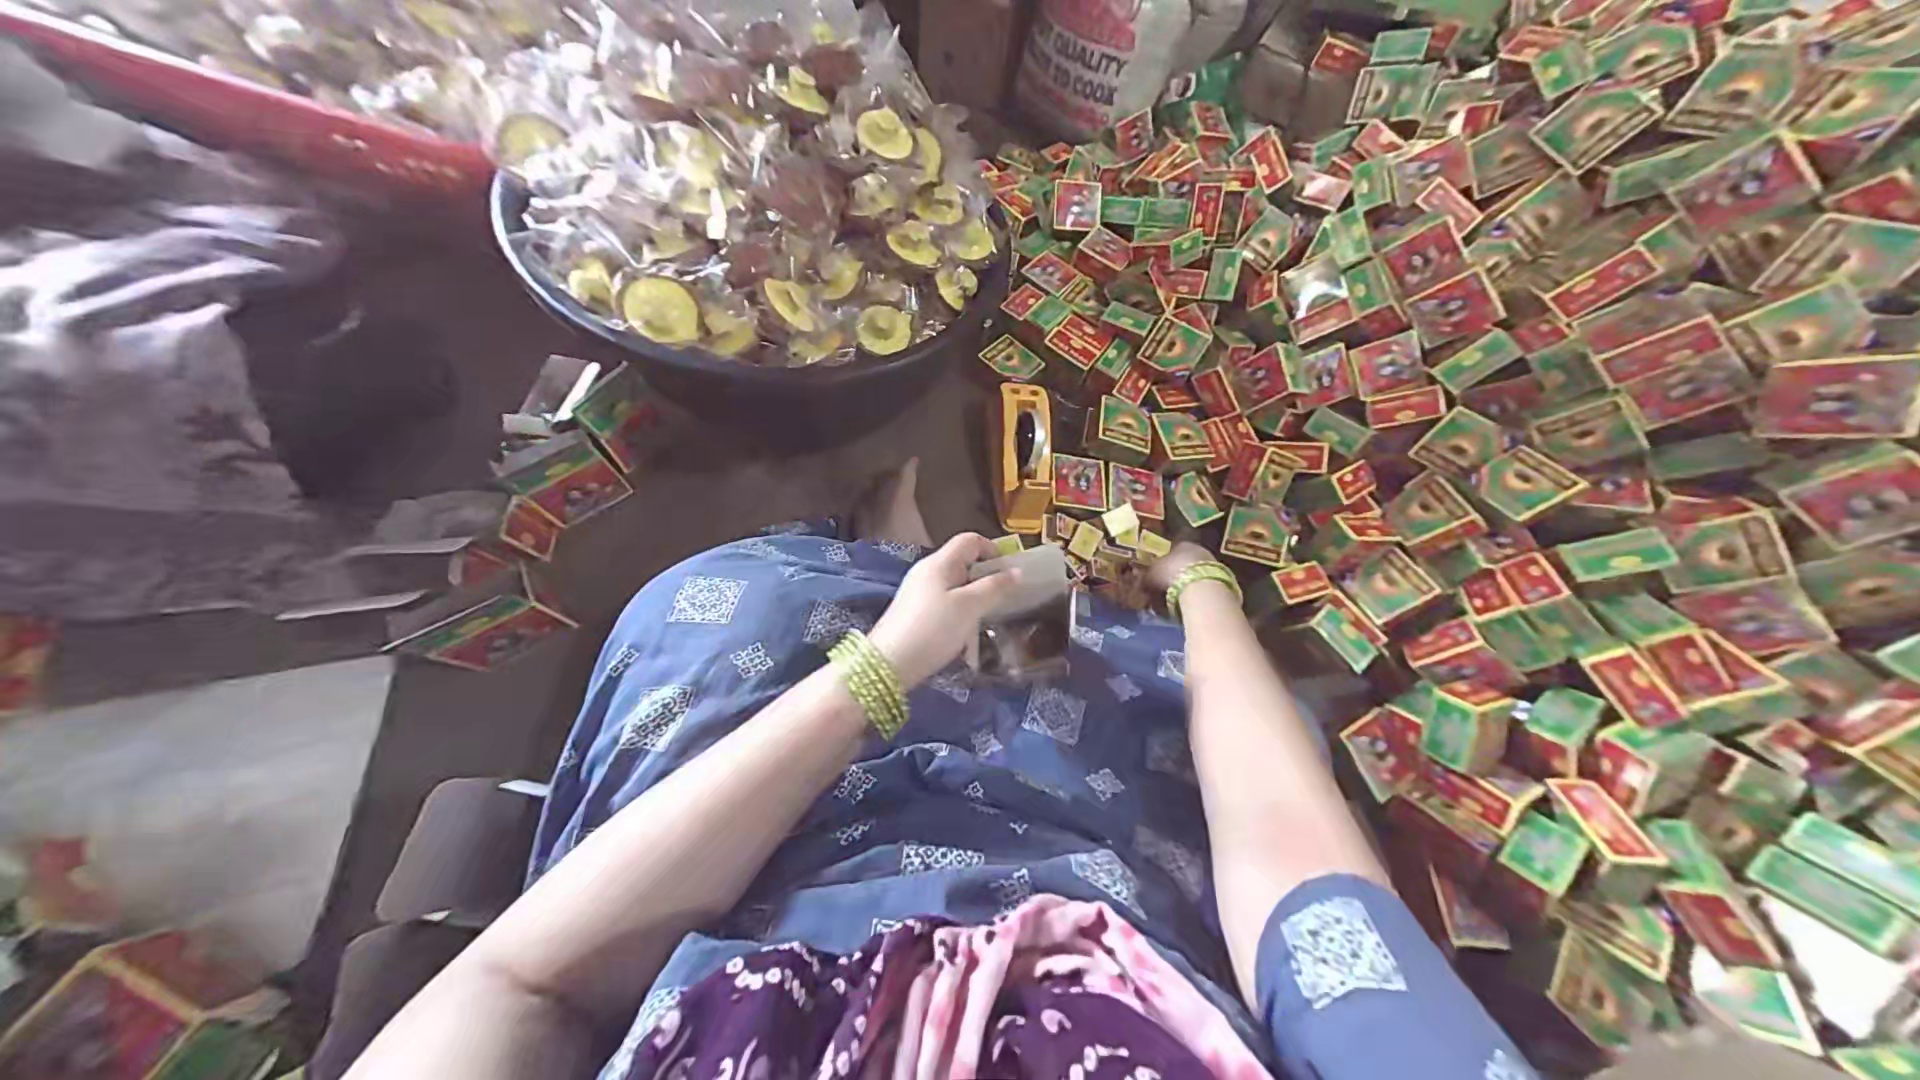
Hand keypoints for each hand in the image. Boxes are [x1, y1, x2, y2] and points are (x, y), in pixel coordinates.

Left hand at [868, 533, 1021, 686]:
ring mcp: (918, 591)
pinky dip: (959, 611)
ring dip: (974, 598)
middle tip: (1000, 599)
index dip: (992, 549)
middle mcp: (927, 571)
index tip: (1008, 572)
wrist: (889, 664)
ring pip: (955, 585)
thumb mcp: (969, 607)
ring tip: (983, 619)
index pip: (969, 540)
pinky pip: (945, 602)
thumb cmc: (933, 630)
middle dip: (985, 578)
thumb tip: (1016, 571)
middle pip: (963, 562)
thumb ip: (994, 587)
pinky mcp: (914, 611)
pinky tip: (962, 633)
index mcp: (939, 563)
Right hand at [1144, 540, 1219, 592]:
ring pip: (1197, 570)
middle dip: (1178, 570)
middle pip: (1186, 558)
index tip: (1159, 570)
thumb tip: (1139, 578)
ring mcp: (1213, 562)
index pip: (1172, 547)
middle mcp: (1199, 548)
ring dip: (1190, 579)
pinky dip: (1199, 588)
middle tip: (1168, 583)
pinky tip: (1192, 598)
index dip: (1164, 559)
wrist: (1201, 587)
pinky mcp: (1223, 577)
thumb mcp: (1151, 575)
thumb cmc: (1171, 574)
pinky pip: (1206, 581)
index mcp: (1181, 542)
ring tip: (1180, 594)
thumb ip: (1146, 576)